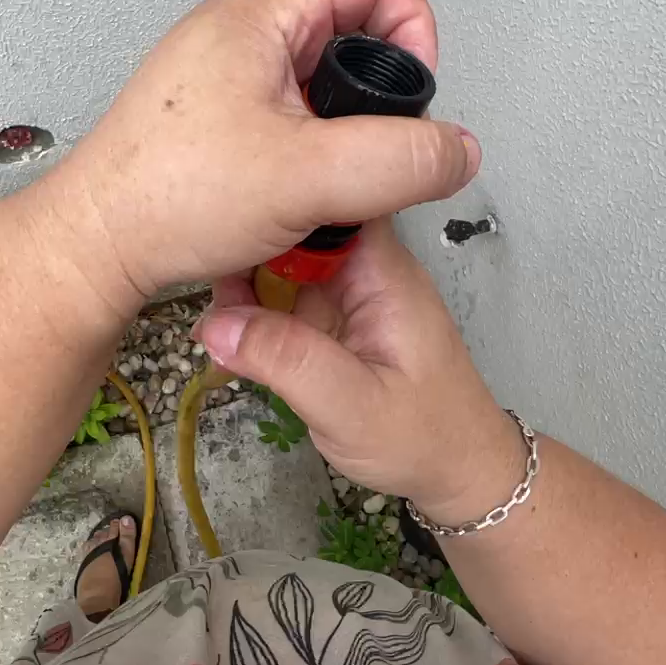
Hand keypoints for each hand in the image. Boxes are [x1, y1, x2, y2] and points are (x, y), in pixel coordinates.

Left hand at [50, 0, 480, 295]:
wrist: (99, 242)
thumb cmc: (166, 198)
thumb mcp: (306, 178)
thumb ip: (398, 160)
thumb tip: (455, 150)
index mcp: (259, 17)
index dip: (411, 21)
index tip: (410, 88)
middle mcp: (239, 34)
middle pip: (349, 23)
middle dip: (378, 87)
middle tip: (372, 141)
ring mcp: (226, 75)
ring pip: (320, 76)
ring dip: (345, 124)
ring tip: (334, 173)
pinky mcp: (218, 116)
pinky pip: (289, 110)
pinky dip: (313, 144)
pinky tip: (303, 188)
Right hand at [188, 218, 527, 522]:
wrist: (457, 473)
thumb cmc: (419, 438)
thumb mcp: (350, 405)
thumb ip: (286, 360)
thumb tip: (213, 323)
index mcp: (381, 270)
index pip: (335, 196)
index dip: (283, 191)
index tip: (228, 215)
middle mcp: (364, 269)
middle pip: (302, 224)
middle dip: (252, 241)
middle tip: (208, 279)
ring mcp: (347, 293)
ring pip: (288, 258)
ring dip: (248, 276)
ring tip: (213, 309)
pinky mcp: (333, 318)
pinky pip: (286, 293)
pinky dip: (256, 305)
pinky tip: (227, 326)